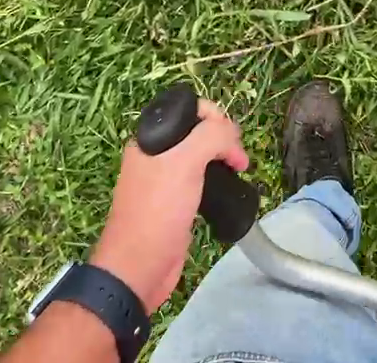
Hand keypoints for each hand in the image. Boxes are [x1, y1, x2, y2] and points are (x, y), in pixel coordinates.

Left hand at [89, 98, 249, 313]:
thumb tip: (233, 137)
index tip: (230, 139)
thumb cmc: (159, 210)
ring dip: (223, 157)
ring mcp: (164, 179)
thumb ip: (212, 136)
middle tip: (237, 158)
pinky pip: (201, 177)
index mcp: (150, 138)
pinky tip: (226, 187)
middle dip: (224, 137)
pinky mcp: (175, 201)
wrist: (139, 269)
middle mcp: (155, 154)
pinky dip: (217, 177)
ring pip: (202, 154)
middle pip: (200, 130)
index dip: (216, 117)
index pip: (190, 108)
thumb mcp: (185, 161)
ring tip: (237, 170)